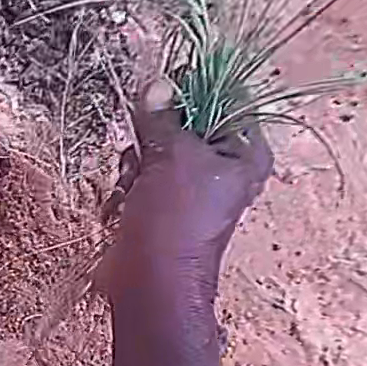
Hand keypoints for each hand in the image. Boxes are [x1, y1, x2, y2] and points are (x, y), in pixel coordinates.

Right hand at [99, 83, 273, 296]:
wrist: (148, 281)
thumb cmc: (173, 220)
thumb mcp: (171, 157)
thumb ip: (163, 118)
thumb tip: (156, 84)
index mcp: (244, 153)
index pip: (225, 101)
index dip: (193, 91)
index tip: (163, 88)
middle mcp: (220, 170)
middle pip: (184, 126)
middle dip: (154, 136)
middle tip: (143, 151)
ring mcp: (187, 191)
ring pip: (155, 152)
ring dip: (135, 164)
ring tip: (130, 184)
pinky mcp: (158, 208)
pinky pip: (140, 179)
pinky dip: (127, 187)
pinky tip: (123, 202)